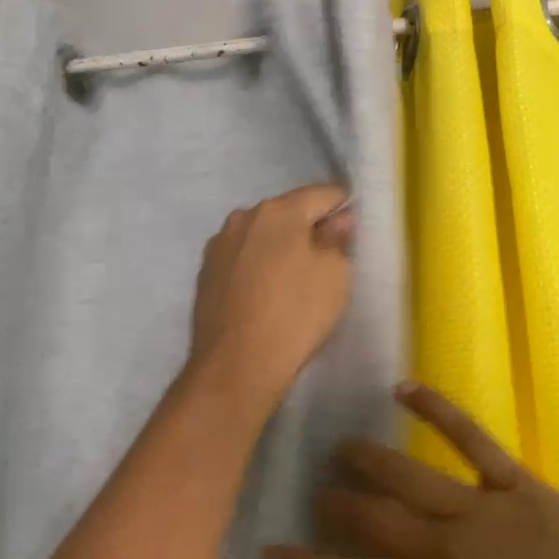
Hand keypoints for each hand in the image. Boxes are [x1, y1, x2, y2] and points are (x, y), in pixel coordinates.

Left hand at [189, 183, 356, 397]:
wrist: (235, 365)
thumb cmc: (295, 315)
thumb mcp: (335, 275)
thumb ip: (338, 238)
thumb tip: (338, 219)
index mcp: (278, 210)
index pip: (322, 193)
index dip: (344, 206)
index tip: (354, 227)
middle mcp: (243, 217)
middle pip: (288, 212)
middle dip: (309, 227)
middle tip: (328, 258)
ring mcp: (219, 244)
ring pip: (261, 235)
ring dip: (280, 247)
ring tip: (294, 279)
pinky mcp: (205, 271)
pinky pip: (242, 258)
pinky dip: (257, 266)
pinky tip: (266, 293)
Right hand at [263, 383, 558, 558]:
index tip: (268, 554)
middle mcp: (447, 556)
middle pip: (370, 521)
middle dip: (334, 508)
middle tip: (315, 496)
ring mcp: (484, 514)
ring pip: (407, 475)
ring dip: (367, 459)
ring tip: (339, 448)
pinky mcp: (522, 487)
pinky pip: (471, 439)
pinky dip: (436, 409)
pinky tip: (403, 389)